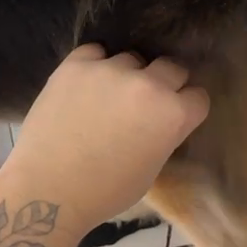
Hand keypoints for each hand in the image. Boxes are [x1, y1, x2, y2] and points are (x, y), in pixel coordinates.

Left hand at [0, 44, 209, 227]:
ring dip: (126, 76)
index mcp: (172, 115)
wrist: (48, 190)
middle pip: (171, 67)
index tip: (173, 117)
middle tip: (143, 106)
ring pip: (131, 60)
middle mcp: (147, 84)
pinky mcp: (76, 64)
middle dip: (164, 85)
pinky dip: (94, 67)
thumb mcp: (150, 171)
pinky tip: (84, 90)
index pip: (198, 96)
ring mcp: (110, 70)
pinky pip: (95, 53)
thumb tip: (160, 121)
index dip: (186, 108)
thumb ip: (163, 136)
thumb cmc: (104, 193)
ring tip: (106, 100)